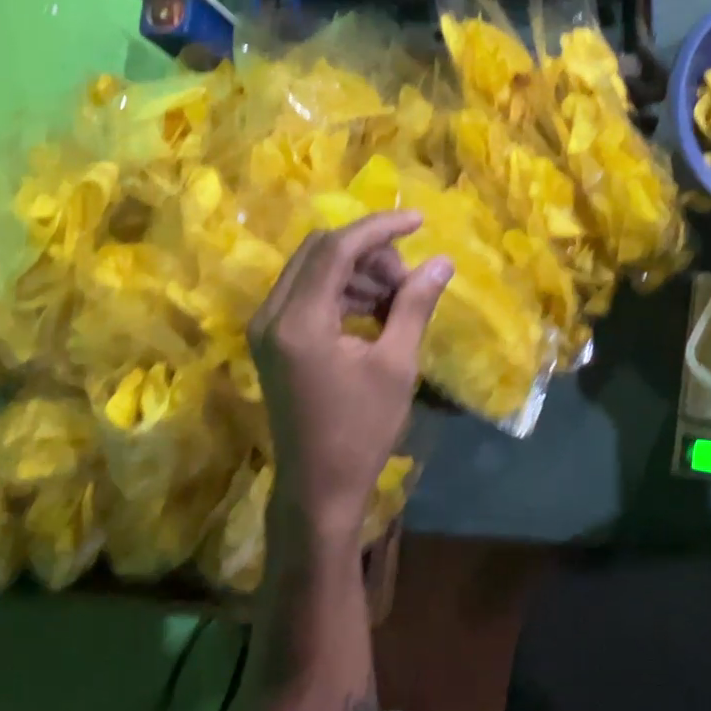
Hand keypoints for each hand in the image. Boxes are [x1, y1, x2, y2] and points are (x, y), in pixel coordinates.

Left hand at [249, 212, 452, 539]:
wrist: (319, 488)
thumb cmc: (361, 430)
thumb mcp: (397, 364)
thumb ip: (414, 305)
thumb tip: (442, 261)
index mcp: (298, 320)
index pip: (336, 248)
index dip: (379, 227)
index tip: (420, 221)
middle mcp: (272, 314)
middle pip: (319, 251)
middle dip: (369, 253)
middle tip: (408, 279)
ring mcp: (268, 329)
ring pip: (314, 270)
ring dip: (358, 273)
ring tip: (398, 301)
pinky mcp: (274, 342)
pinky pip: (309, 294)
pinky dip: (344, 293)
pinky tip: (377, 315)